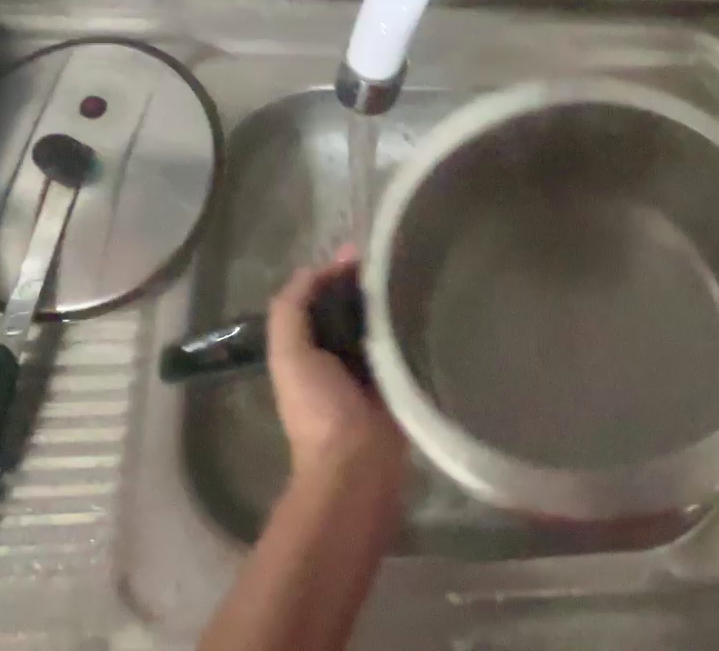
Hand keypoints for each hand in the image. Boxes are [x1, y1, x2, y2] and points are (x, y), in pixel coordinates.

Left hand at [267, 247, 405, 480]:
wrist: (358, 464)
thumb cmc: (319, 408)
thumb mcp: (289, 356)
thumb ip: (290, 311)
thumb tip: (310, 270)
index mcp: (306, 348)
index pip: (319, 299)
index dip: (334, 274)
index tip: (361, 253)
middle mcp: (336, 355)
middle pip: (351, 308)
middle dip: (366, 284)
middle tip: (396, 257)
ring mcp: (370, 368)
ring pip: (379, 322)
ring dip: (390, 300)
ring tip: (415, 270)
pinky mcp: (399, 379)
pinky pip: (404, 343)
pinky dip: (411, 324)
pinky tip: (428, 302)